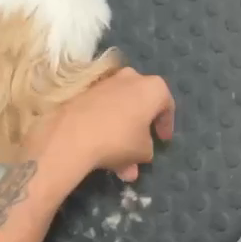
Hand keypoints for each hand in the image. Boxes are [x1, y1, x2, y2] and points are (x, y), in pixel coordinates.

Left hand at [27, 67, 173, 183]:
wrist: (73, 133)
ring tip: (120, 163)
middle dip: (141, 127)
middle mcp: (130, 77)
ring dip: (122, 133)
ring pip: (120, 108)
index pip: (167, 104)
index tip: (163, 140)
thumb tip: (138, 153)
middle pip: (141, 103)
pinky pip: (102, 109)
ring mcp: (106, 81)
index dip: (166, 124)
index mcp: (152, 87)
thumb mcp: (143, 151)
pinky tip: (102, 151)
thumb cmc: (119, 139)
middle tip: (142, 147)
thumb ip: (147, 149)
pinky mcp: (85, 89)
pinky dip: (105, 126)